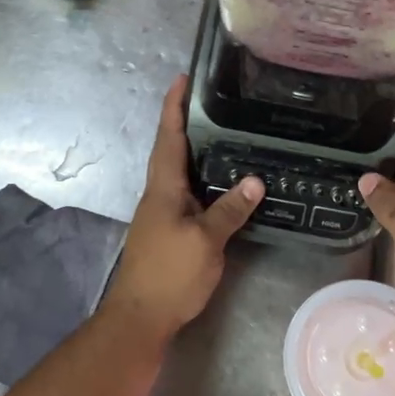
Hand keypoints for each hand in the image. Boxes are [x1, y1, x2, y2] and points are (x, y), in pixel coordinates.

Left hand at [101, 76, 263, 342]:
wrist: (140, 317)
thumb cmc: (170, 274)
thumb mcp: (206, 240)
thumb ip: (230, 209)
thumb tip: (254, 179)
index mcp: (164, 188)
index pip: (169, 137)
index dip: (174, 107)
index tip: (181, 78)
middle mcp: (159, 194)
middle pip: (172, 150)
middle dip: (187, 123)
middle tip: (213, 101)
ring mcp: (161, 214)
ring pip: (180, 172)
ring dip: (195, 151)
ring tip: (223, 134)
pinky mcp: (169, 232)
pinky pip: (187, 194)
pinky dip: (203, 179)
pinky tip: (221, 183)